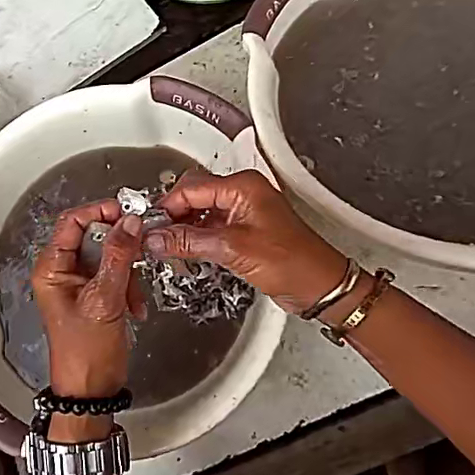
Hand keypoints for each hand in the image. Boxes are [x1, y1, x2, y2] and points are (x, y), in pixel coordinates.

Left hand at [30, 199, 144, 397]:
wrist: (91, 389)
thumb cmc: (85, 353)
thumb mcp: (104, 300)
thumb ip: (118, 258)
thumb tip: (128, 224)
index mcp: (51, 268)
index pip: (72, 222)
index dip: (99, 212)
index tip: (126, 213)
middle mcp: (61, 271)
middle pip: (93, 237)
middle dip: (120, 248)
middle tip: (138, 253)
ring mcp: (77, 283)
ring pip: (108, 256)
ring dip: (128, 273)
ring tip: (133, 297)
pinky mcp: (93, 294)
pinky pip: (115, 275)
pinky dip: (128, 287)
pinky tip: (133, 307)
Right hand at [145, 170, 348, 315]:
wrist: (323, 288)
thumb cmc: (295, 263)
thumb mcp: (232, 250)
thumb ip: (188, 241)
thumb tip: (156, 238)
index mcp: (242, 187)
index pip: (189, 188)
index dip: (167, 208)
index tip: (151, 226)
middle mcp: (242, 193)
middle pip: (191, 195)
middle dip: (172, 216)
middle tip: (156, 236)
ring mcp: (242, 211)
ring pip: (198, 211)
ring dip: (182, 228)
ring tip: (168, 246)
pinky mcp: (242, 229)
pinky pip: (208, 225)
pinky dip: (194, 236)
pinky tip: (185, 250)